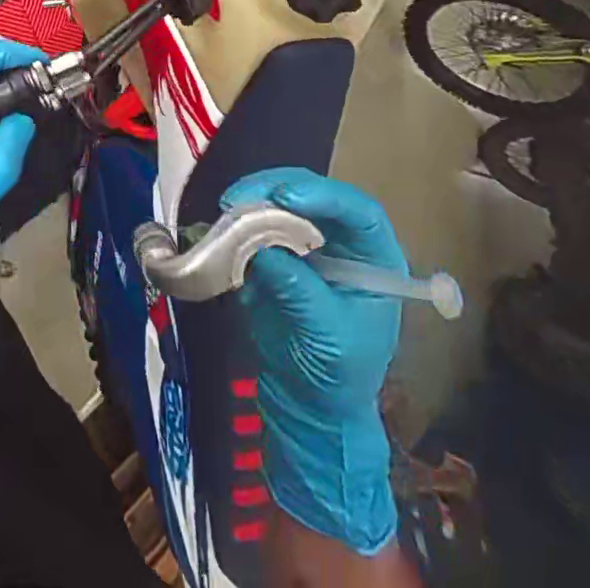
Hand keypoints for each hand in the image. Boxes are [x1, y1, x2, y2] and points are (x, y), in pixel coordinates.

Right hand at [223, 167, 404, 555]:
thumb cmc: (338, 372)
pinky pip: (251, 227)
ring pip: (278, 203)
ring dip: (249, 202)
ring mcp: (301, 243)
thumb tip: (262, 250)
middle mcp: (338, 240)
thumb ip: (300, 291)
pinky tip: (217, 229)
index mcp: (372, 257)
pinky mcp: (269, 252)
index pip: (357, 211)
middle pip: (311, 195)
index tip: (287, 196)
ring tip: (225, 212)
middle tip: (239, 199)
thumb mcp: (328, 336)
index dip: (324, 196)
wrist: (308, 399)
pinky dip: (233, 224)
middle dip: (275, 189)